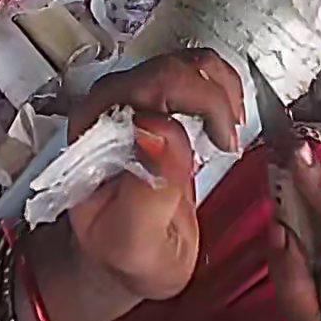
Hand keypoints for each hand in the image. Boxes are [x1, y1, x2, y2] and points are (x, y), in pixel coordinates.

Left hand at [63, 50, 243, 301]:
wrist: (122, 259)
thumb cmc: (122, 253)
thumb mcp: (134, 241)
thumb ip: (147, 190)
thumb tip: (157, 129)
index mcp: (92, 128)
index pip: (149, 87)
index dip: (198, 106)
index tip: (221, 145)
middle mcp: (108, 104)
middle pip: (172, 68)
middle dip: (213, 98)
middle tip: (228, 141)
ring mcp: (133, 98)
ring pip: (186, 62)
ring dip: (220, 89)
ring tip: (227, 131)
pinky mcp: (157, 101)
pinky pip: (195, 71)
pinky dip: (222, 87)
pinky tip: (225, 120)